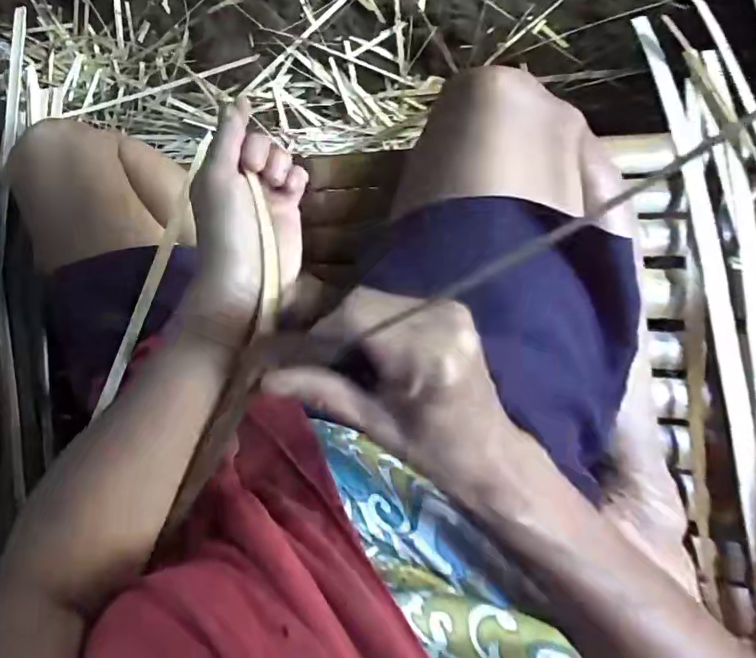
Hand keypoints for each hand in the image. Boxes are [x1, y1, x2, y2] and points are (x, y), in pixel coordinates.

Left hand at [183, 99, 307, 343]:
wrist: (249, 274)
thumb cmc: (226, 223)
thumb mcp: (219, 174)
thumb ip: (229, 135)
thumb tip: (237, 99)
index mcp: (220, 168)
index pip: (238, 134)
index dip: (246, 138)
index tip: (245, 155)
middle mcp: (242, 176)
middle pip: (263, 143)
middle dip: (264, 153)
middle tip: (256, 174)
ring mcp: (267, 191)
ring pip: (283, 157)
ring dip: (281, 165)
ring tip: (275, 187)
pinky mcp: (289, 205)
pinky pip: (298, 176)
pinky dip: (296, 179)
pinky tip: (290, 193)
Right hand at [263, 288, 526, 502]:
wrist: (492, 455)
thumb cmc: (434, 453)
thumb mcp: (374, 425)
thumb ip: (321, 391)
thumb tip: (264, 378)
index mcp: (427, 353)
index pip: (354, 318)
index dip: (314, 331)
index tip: (287, 351)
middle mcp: (441, 318)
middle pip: (362, 302)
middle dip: (327, 325)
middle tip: (303, 353)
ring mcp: (449, 308)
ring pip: (375, 300)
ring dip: (346, 322)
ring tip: (331, 355)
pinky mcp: (450, 307)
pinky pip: (394, 304)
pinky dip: (370, 321)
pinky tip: (362, 348)